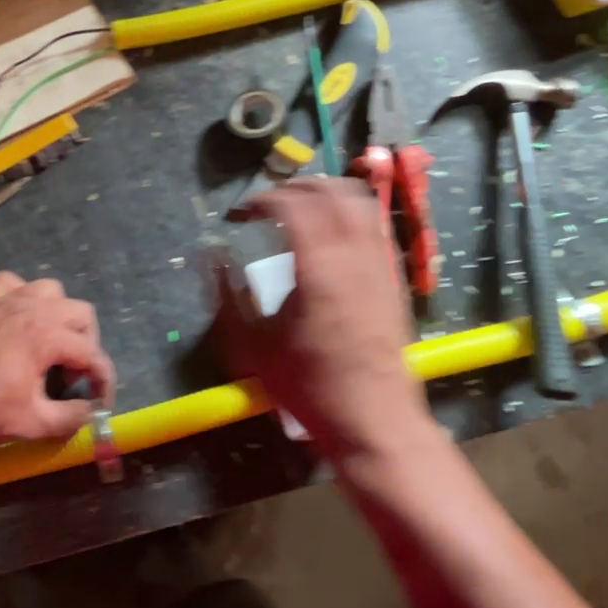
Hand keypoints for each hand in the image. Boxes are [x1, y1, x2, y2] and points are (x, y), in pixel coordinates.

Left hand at [0, 272, 115, 450]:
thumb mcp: (35, 423)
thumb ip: (71, 417)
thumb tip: (91, 412)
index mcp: (48, 335)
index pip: (92, 353)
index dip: (104, 379)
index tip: (101, 401)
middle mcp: (32, 308)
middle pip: (80, 313)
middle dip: (86, 343)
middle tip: (74, 374)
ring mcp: (6, 300)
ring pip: (50, 290)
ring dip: (59, 314)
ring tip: (51, 344)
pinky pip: (11, 282)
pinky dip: (21, 294)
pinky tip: (18, 317)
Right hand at [217, 177, 432, 459]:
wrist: (373, 420)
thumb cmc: (309, 385)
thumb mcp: (252, 346)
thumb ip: (227, 296)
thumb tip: (213, 258)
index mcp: (318, 266)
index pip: (291, 204)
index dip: (261, 200)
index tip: (241, 215)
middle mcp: (354, 255)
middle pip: (330, 191)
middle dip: (296, 186)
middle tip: (269, 203)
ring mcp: (380, 265)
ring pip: (360, 203)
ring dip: (327, 194)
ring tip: (302, 208)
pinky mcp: (394, 279)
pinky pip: (375, 227)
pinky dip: (350, 215)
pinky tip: (333, 235)